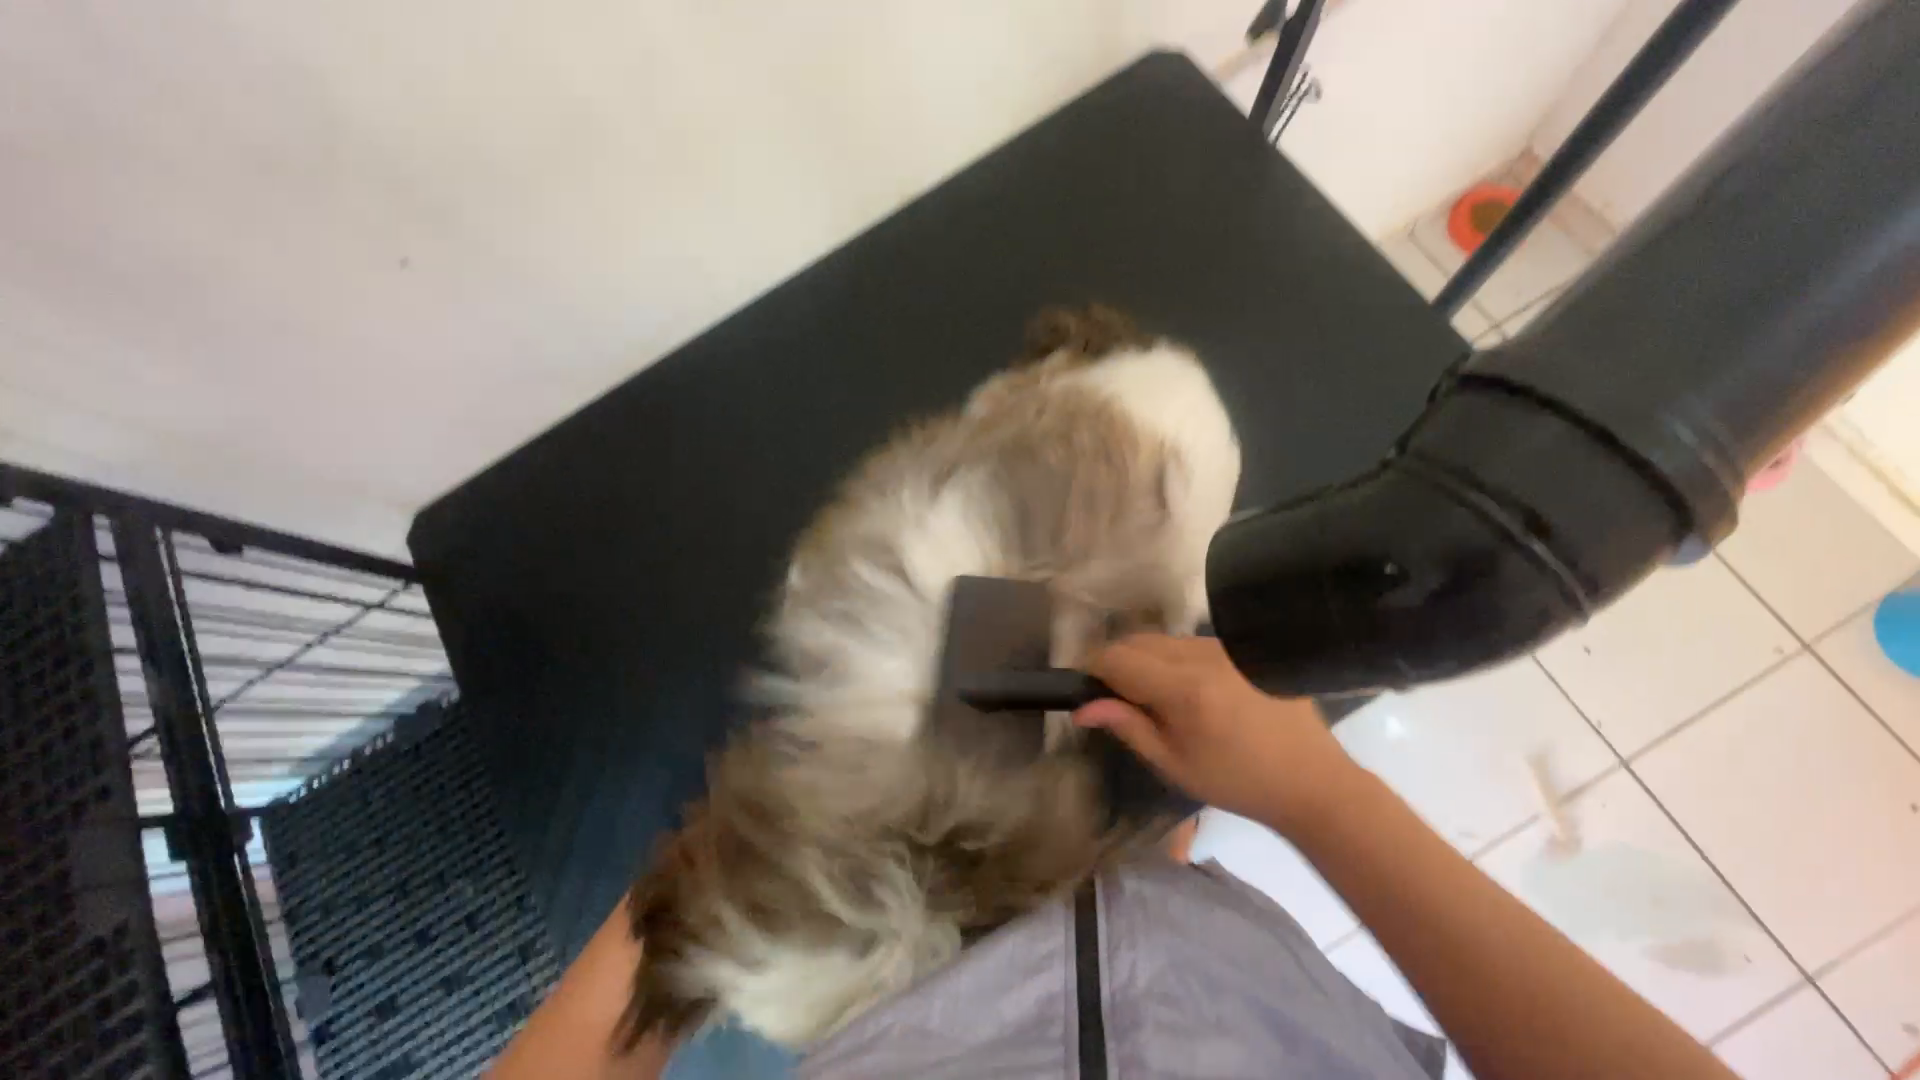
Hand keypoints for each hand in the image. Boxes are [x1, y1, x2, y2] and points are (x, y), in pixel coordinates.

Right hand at [1074, 635, 1366, 834]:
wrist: (1311, 780)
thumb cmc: (1238, 781)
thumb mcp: (1174, 764)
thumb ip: (1127, 727)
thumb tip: (1082, 707)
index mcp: (1184, 689)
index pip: (1117, 657)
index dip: (1093, 669)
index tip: (1086, 690)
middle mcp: (1202, 656)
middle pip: (1137, 641)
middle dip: (1116, 662)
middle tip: (1115, 699)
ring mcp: (1225, 648)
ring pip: (1163, 640)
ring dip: (1145, 660)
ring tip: (1152, 699)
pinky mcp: (1241, 649)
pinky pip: (1190, 644)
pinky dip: (1172, 659)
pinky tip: (1186, 692)